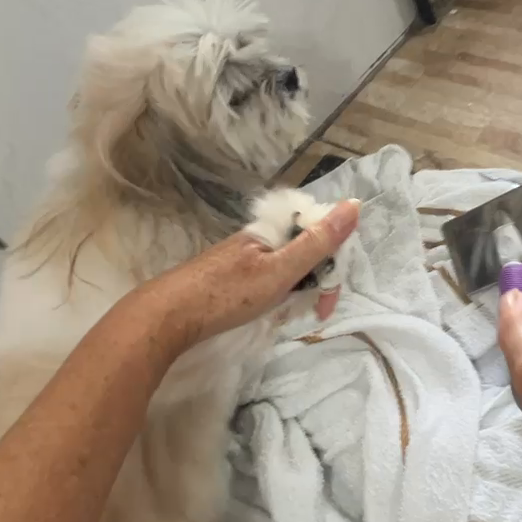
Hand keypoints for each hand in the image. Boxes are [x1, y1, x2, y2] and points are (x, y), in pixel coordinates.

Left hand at [137, 199, 359, 354]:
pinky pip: (268, 278)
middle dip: (317, 281)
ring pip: (287, 267)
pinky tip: (269, 312)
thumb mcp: (280, 271)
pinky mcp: (231, 275)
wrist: (167, 317)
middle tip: (314, 313)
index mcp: (273, 230)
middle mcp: (260, 237)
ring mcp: (244, 256)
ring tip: (290, 316)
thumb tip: (354, 204)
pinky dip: (278, 295)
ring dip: (298, 290)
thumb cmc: (226, 295)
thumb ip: (317, 242)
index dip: (333, 264)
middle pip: (304, 250)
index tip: (328, 300)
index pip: (320, 234)